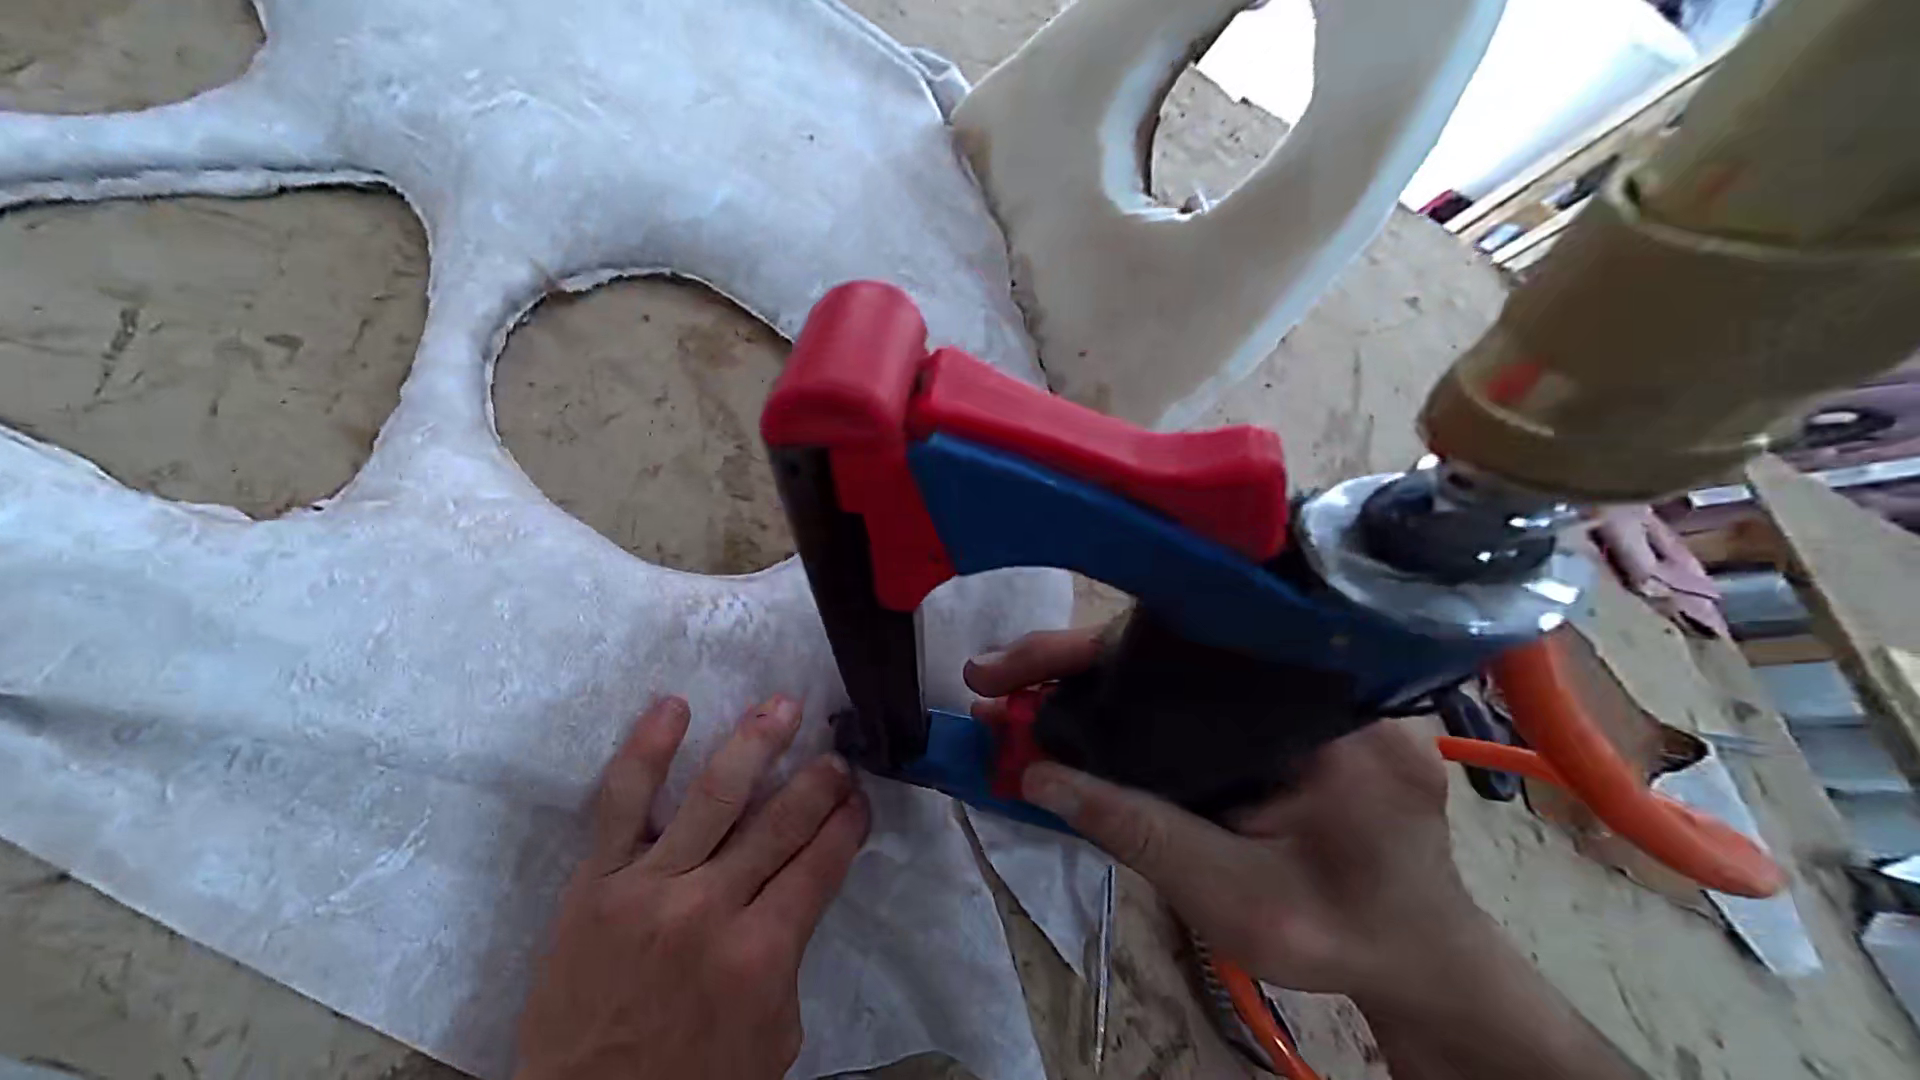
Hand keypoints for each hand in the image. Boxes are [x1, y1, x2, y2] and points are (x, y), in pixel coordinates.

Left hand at [515, 695, 870, 1079]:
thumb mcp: (775, 1035)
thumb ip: (793, 953)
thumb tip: (803, 881)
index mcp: (762, 953)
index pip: (821, 864)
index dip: (848, 824)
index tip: (860, 798)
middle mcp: (711, 909)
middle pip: (781, 822)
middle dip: (820, 782)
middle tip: (839, 756)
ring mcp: (651, 887)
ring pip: (714, 796)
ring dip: (756, 744)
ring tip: (784, 706)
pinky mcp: (597, 882)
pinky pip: (622, 803)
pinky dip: (647, 751)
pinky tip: (673, 708)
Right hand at [966, 628, 1489, 1002]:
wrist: (1419, 961)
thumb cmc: (1342, 935)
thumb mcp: (1237, 900)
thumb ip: (1139, 832)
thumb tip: (1035, 775)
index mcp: (1322, 714)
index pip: (1184, 653)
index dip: (1087, 653)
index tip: (1008, 668)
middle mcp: (1314, 677)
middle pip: (1172, 647)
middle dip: (1072, 661)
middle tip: (992, 680)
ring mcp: (1295, 685)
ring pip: (1178, 664)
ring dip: (1096, 678)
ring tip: (1018, 695)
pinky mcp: (1277, 704)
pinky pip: (1194, 687)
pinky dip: (1133, 698)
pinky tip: (1083, 710)